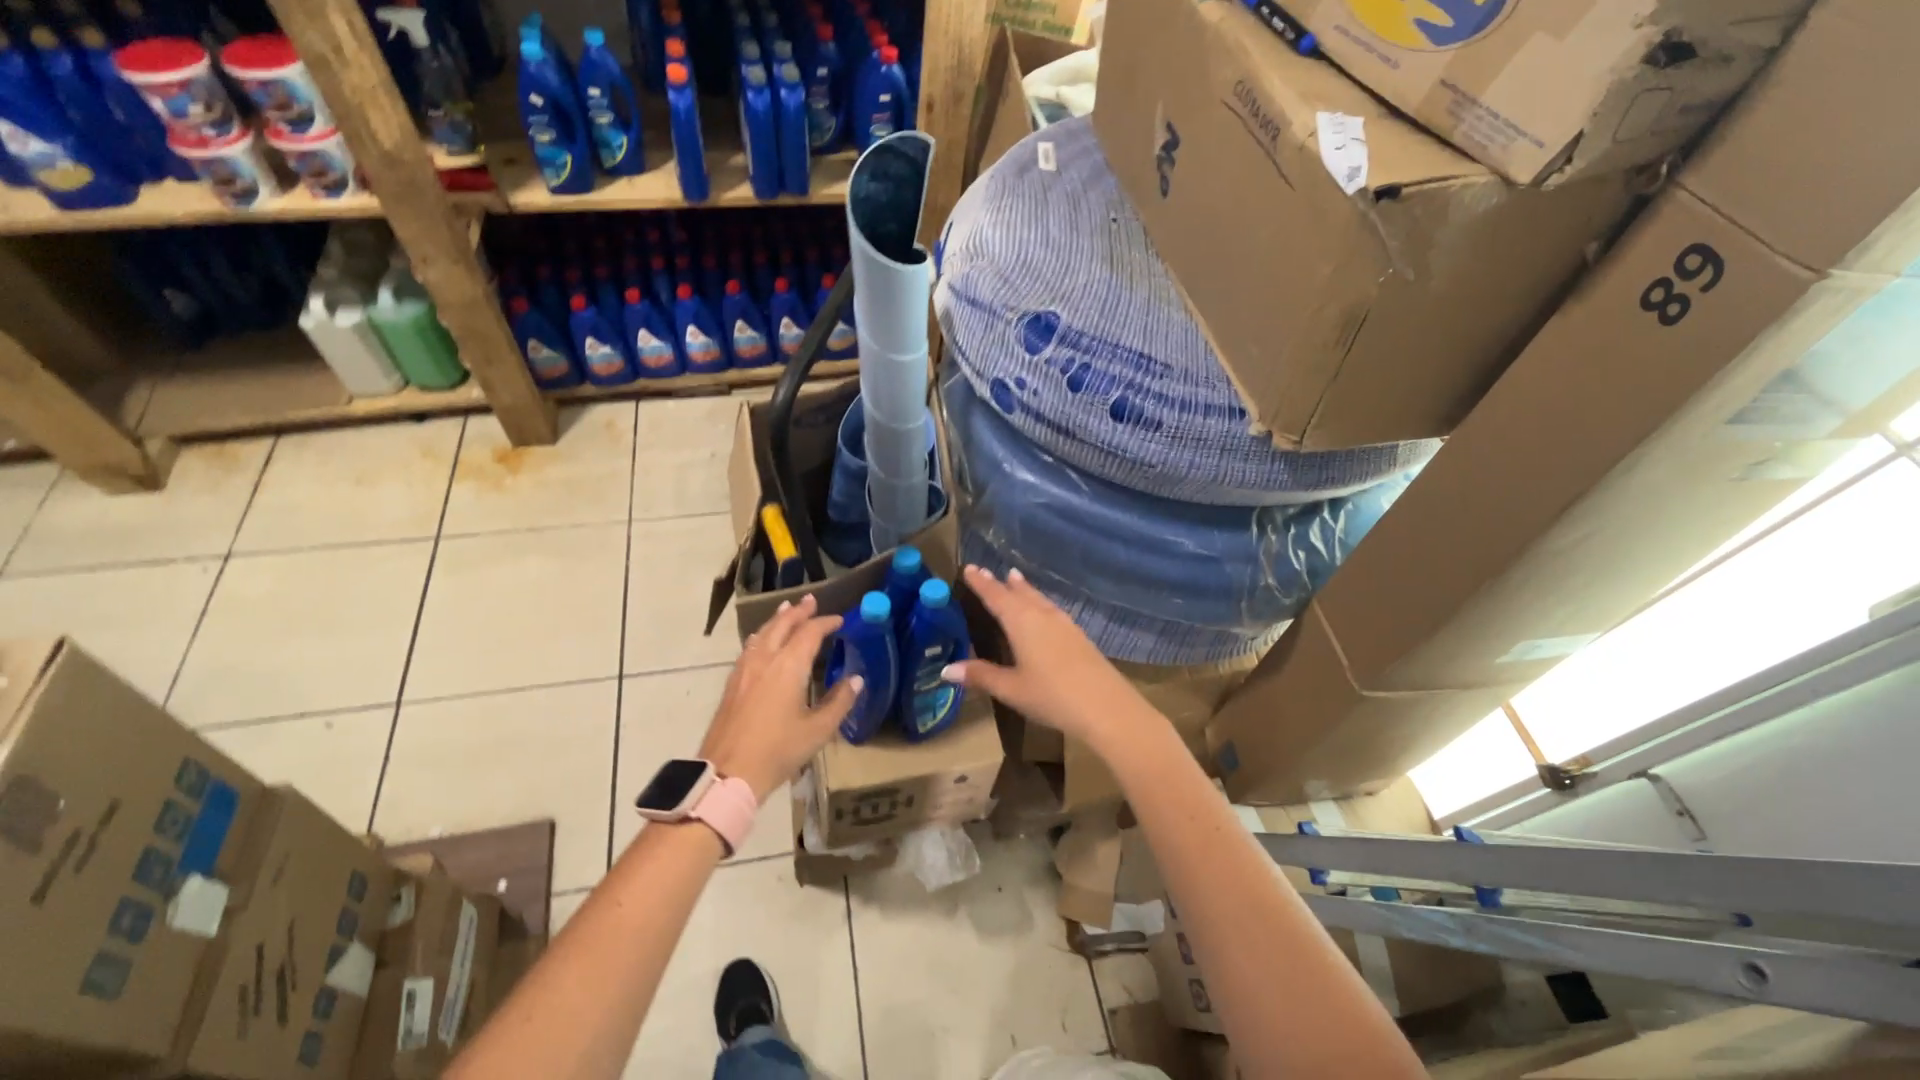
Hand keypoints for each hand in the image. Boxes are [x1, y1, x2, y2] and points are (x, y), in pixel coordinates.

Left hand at [700, 594, 859, 801]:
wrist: (728, 772)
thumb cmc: (778, 751)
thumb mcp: (818, 731)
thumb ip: (839, 702)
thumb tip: (856, 680)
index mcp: (788, 666)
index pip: (809, 633)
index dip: (826, 623)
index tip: (840, 620)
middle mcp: (764, 660)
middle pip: (782, 625)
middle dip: (798, 612)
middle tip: (811, 601)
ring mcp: (744, 670)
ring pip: (762, 633)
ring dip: (777, 620)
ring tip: (787, 611)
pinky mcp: (732, 683)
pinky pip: (749, 648)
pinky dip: (761, 636)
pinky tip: (761, 641)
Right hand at [940, 565, 1155, 748]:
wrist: (1105, 707)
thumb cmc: (1052, 696)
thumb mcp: (1011, 689)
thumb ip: (981, 675)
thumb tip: (946, 669)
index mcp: (1022, 622)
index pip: (997, 596)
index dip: (982, 584)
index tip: (969, 569)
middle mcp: (1043, 616)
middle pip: (1019, 593)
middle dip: (1002, 583)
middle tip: (988, 571)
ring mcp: (1065, 625)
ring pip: (1039, 600)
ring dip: (1025, 590)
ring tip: (1016, 580)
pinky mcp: (1079, 637)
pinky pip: (1052, 610)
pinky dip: (1040, 603)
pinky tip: (1044, 612)